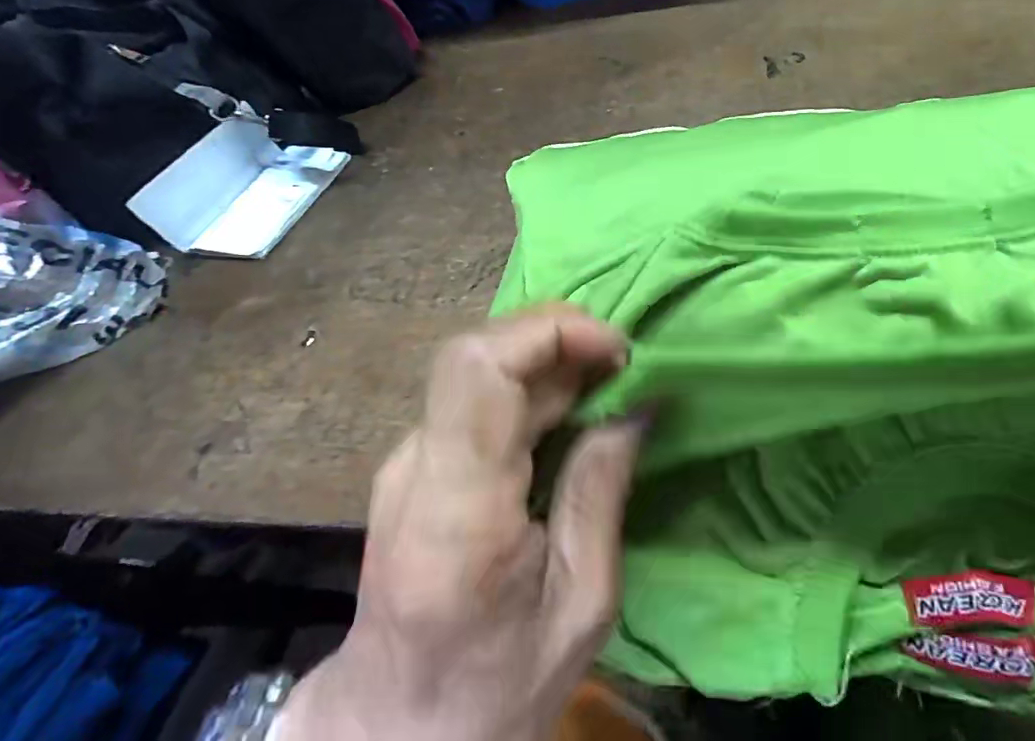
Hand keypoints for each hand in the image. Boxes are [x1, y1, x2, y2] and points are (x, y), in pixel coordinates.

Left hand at [277, 305, 646, 740]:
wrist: (397, 728)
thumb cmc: (500, 682)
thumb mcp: (582, 602)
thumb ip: (601, 493)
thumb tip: (637, 407)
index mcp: (457, 513)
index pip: (477, 370)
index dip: (551, 332)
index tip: (617, 350)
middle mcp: (416, 471)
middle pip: (479, 355)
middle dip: (563, 339)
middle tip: (626, 366)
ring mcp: (407, 463)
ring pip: (480, 368)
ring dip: (553, 360)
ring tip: (612, 383)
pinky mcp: (417, 465)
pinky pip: (480, 396)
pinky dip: (536, 384)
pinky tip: (576, 409)